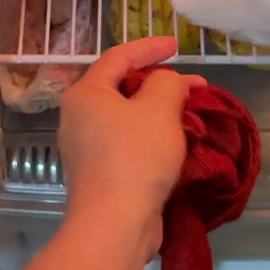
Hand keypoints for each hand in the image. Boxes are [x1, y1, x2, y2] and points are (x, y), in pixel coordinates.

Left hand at [58, 36, 206, 254]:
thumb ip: (168, 83)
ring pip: (126, 117)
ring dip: (158, 111)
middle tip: (191, 85)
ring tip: (189, 112)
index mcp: (86, 93)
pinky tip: (175, 142)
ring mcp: (86, 148)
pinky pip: (127, 142)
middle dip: (158, 83)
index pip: (119, 56)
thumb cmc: (135, 158)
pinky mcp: (99, 173)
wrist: (115, 224)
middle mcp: (78, 117)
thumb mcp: (159, 109)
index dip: (150, 47)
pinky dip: (151, 135)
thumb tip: (170, 82)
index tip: (177, 45)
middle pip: (121, 87)